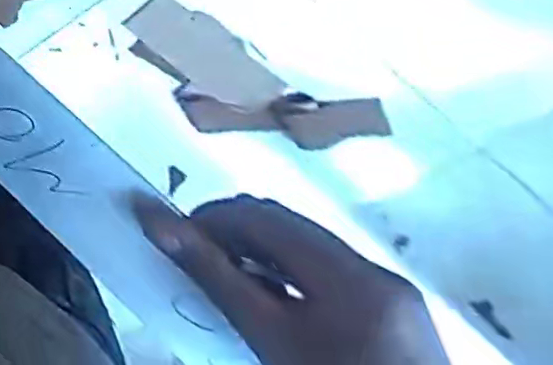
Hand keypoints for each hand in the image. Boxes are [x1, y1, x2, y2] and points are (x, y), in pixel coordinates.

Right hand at [137, 195, 450, 364]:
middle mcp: (379, 275)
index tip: (177, 242)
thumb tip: (151, 215)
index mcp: (352, 273)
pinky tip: (271, 306)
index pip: (261, 214)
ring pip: (307, 252)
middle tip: (197, 261)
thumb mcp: (266, 338)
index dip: (210, 218)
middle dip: (233, 234)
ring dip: (259, 255)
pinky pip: (330, 280)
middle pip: (287, 228)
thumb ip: (210, 272)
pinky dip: (290, 280)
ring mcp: (396, 302)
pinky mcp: (401, 326)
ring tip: (227, 284)